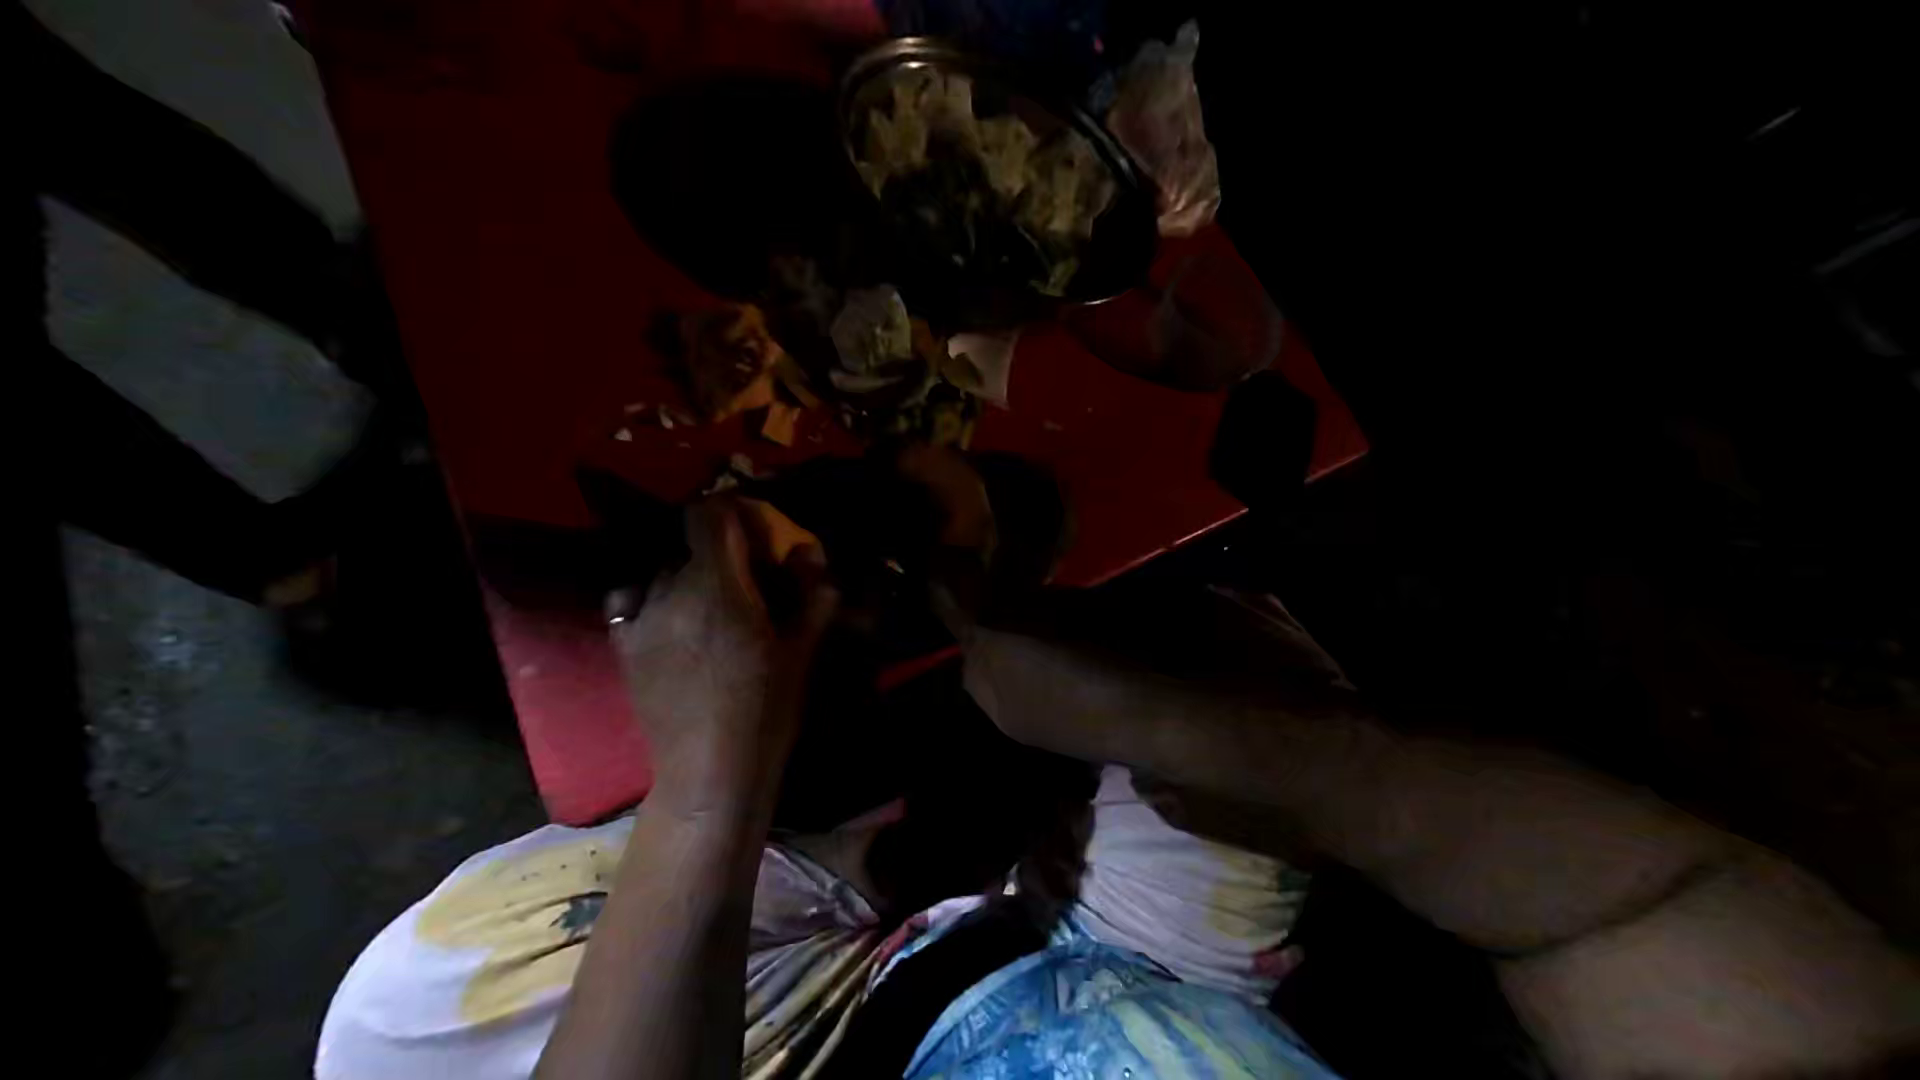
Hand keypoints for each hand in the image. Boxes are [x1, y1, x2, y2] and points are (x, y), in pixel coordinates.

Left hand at [612, 497, 836, 813]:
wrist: (711, 770)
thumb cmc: (766, 708)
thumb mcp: (802, 649)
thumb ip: (810, 591)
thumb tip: (808, 550)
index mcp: (717, 586)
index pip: (709, 514)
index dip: (734, 511)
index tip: (757, 532)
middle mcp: (670, 590)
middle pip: (690, 542)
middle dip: (721, 550)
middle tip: (746, 578)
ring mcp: (639, 617)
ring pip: (664, 570)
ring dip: (691, 574)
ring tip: (711, 605)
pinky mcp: (622, 644)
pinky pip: (633, 598)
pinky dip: (654, 595)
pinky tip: (672, 618)